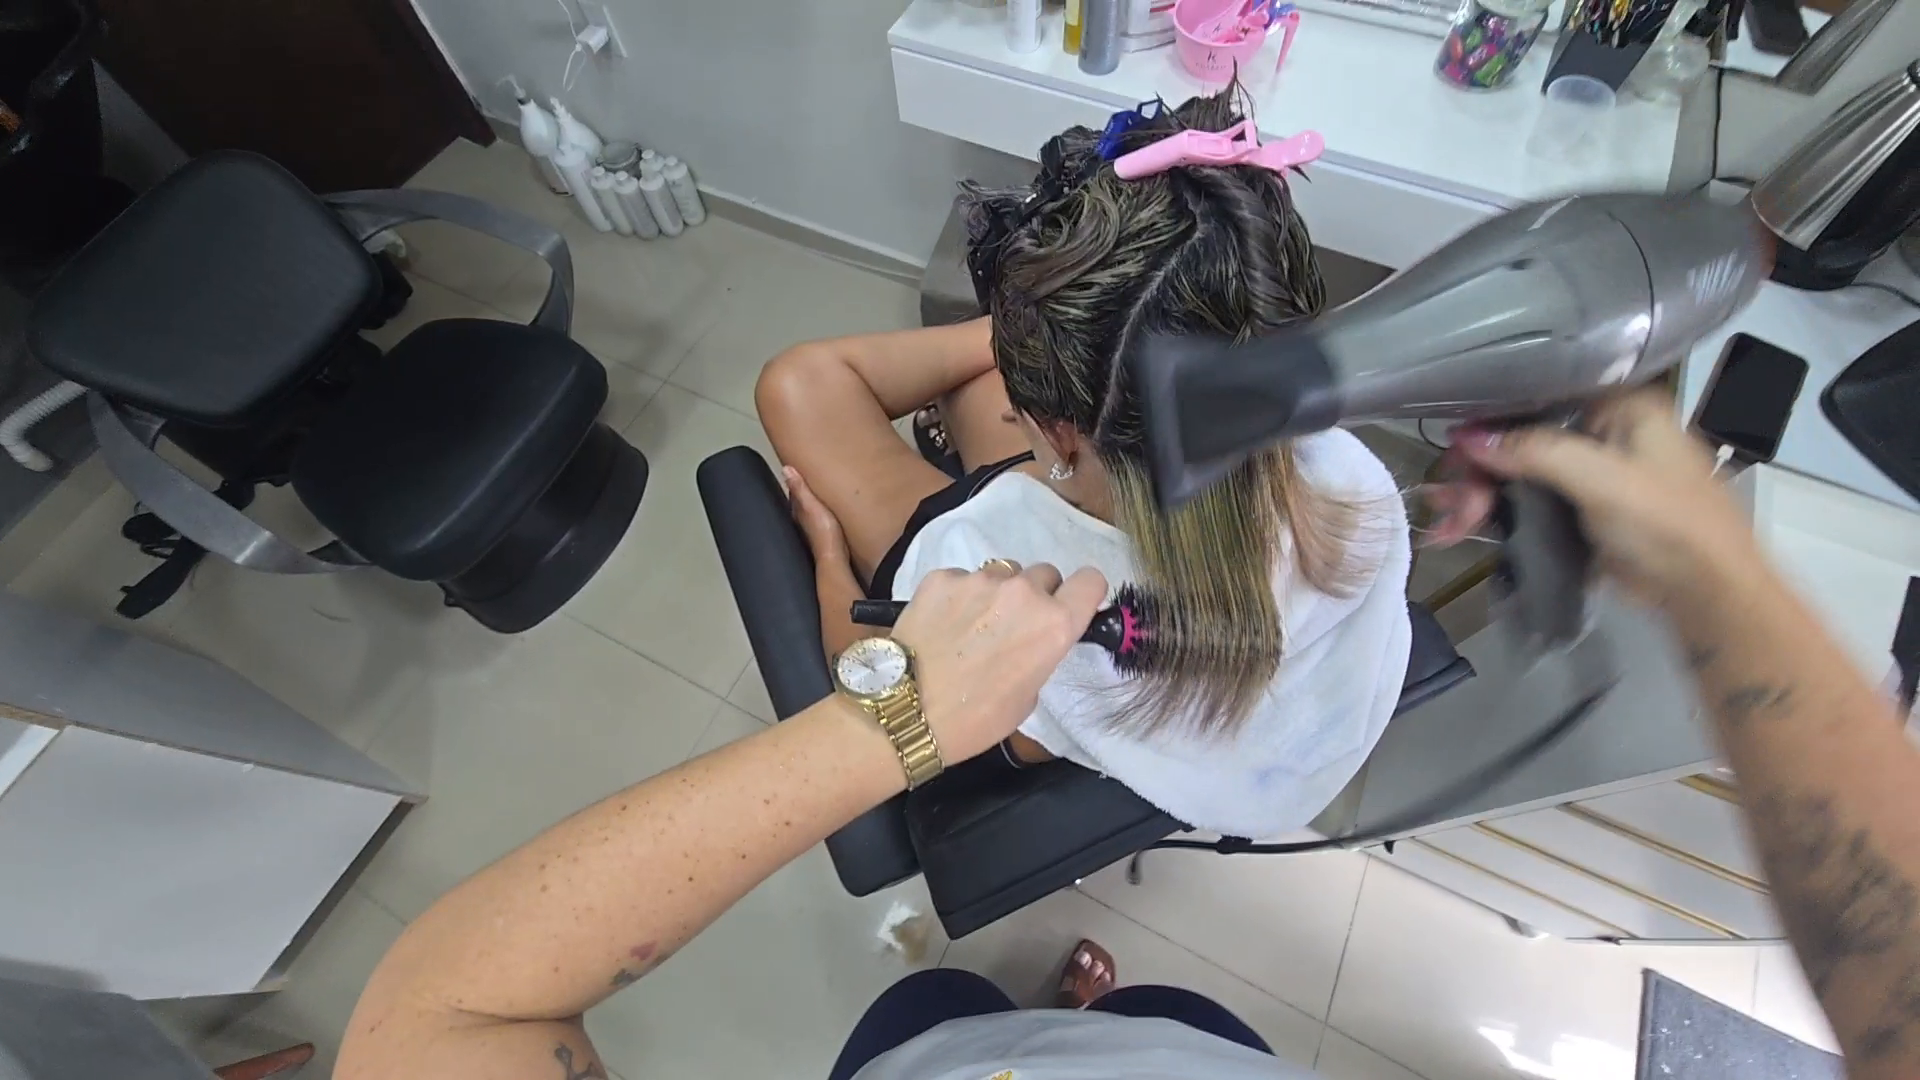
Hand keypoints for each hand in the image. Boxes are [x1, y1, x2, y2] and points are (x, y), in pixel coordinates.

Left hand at [785, 466, 848, 568]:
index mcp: (797, 511)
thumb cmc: (824, 533)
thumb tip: (785, 469)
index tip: (797, 470)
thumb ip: (800, 489)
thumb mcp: (813, 506)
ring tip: (815, 495)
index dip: (795, 482)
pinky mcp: (821, 538)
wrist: (834, 558)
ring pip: (807, 513)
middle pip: (799, 503)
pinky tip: (823, 516)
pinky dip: (817, 516)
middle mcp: (801, 521)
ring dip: (809, 505)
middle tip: (806, 480)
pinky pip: (816, 522)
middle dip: (801, 493)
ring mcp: (810, 531)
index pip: (793, 493)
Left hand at [892, 561, 1107, 761]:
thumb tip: (1029, 638)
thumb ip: (1040, 652)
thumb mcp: (1028, 695)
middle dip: (1035, 596)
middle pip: (1044, 574)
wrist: (905, 711)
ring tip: (971, 627)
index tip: (1070, 605)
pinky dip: (958, 596)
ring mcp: (979, 579)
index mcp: (1053, 624)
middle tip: (1012, 627)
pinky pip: (962, 578)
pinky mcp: (941, 577)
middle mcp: (1022, 593)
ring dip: (996, 593)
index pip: (1091, 581)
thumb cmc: (975, 719)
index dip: (1083, 592)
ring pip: (1002, 573)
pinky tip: (942, 624)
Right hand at [1427, 390, 1760, 608]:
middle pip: (1514, 442)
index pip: (1538, 399)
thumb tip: (1466, 437)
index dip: (1490, 421)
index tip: (1454, 449)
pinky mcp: (1571, 507)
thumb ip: (1536, 452)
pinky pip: (1517, 500)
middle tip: (1447, 506)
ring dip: (1474, 499)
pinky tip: (1457, 530)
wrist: (1706, 594)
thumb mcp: (1604, 482)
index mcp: (1621, 410)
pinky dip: (1487, 514)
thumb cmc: (1670, 527)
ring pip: (1510, 472)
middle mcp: (1600, 433)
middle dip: (1476, 475)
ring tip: (1447, 529)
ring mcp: (1584, 472)